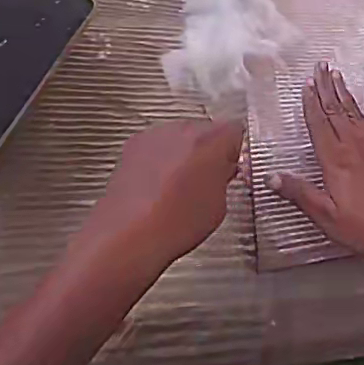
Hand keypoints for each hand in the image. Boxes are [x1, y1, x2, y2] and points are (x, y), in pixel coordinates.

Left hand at [89, 118, 245, 266]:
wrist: (128, 235)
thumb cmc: (175, 223)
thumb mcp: (218, 206)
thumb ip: (224, 178)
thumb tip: (222, 171)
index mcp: (213, 140)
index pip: (235, 131)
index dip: (233, 152)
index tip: (229, 168)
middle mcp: (185, 129)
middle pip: (206, 130)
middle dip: (207, 152)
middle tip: (205, 181)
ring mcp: (158, 134)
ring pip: (180, 137)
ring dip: (182, 154)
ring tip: (177, 188)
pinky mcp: (135, 144)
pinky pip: (156, 145)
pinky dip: (159, 159)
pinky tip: (156, 187)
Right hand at [269, 65, 363, 296]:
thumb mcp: (328, 217)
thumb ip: (300, 194)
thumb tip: (273, 178)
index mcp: (335, 159)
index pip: (318, 123)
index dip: (310, 103)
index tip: (306, 85)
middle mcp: (355, 145)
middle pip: (335, 109)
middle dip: (326, 86)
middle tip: (319, 67)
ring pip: (355, 110)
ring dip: (344, 91)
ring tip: (337, 75)